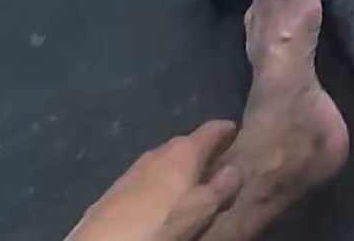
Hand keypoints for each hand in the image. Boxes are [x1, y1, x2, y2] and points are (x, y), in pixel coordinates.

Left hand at [67, 120, 242, 240]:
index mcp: (185, 149)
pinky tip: (157, 205)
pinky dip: (159, 185)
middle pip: (188, 143)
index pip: (212, 128)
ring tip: (187, 188)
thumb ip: (222, 188)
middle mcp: (161, 150)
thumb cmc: (159, 225)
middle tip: (216, 167)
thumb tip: (237, 167)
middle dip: (202, 152)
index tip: (237, 132)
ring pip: (165, 161)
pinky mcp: (116, 189)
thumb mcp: (200, 211)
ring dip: (178, 170)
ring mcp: (136, 168)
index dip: (226, 129)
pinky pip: (147, 179)